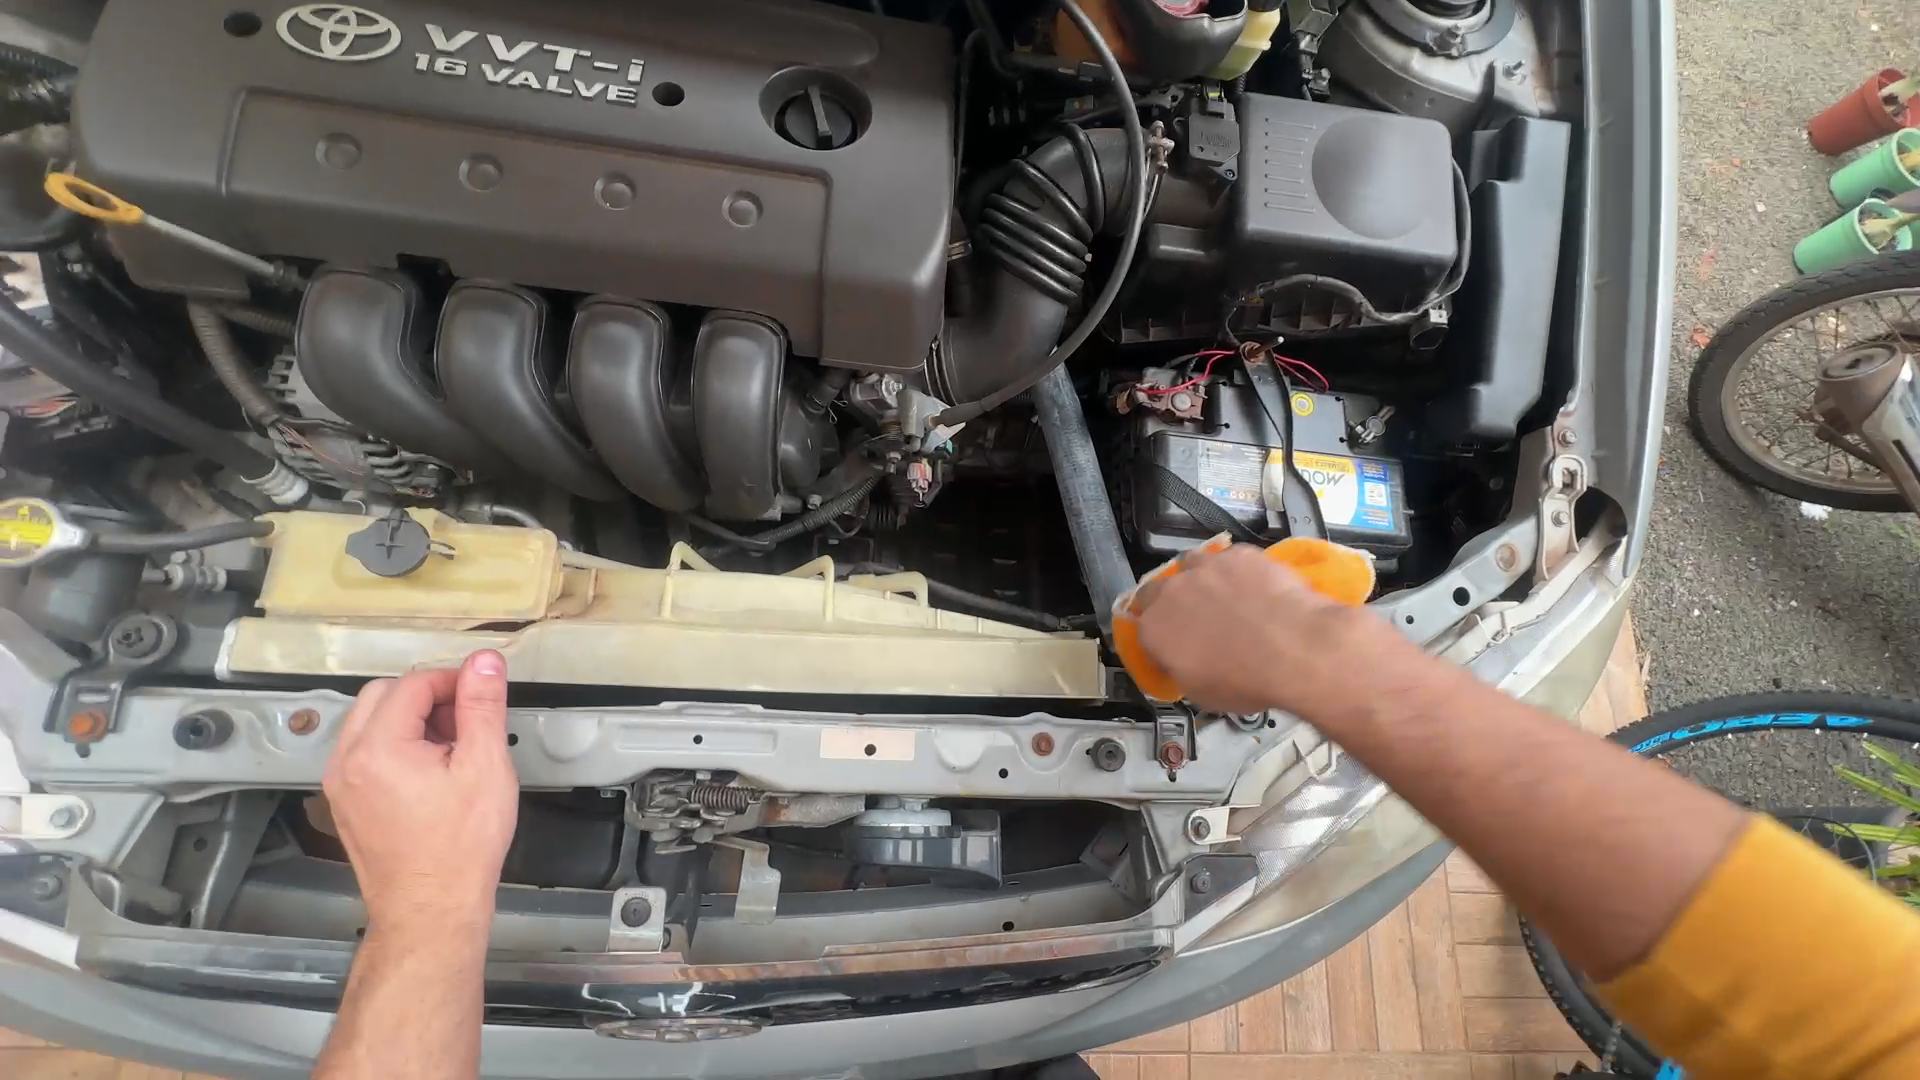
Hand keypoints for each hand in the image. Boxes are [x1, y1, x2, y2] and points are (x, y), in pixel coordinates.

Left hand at [322, 650, 518, 936]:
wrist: (432, 905)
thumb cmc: (462, 841)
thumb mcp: (485, 764)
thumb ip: (482, 705)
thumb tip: (484, 661)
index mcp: (377, 748)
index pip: (413, 684)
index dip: (455, 680)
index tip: (485, 695)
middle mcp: (346, 762)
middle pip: (383, 695)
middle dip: (430, 695)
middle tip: (471, 718)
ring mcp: (340, 785)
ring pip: (371, 721)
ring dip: (413, 717)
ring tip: (457, 744)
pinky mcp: (346, 802)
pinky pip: (367, 750)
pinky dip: (399, 742)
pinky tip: (435, 767)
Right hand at [1133, 544, 1400, 716]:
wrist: (1296, 649)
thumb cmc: (1246, 680)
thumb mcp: (1201, 693)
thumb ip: (1181, 667)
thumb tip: (1185, 661)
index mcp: (1155, 628)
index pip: (1141, 626)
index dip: (1158, 634)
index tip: (1173, 643)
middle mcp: (1172, 592)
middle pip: (1157, 589)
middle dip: (1171, 601)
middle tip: (1194, 618)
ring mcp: (1206, 568)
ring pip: (1191, 564)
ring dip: (1199, 578)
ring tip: (1223, 595)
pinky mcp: (1239, 554)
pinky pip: (1230, 559)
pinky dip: (1238, 571)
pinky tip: (1256, 587)